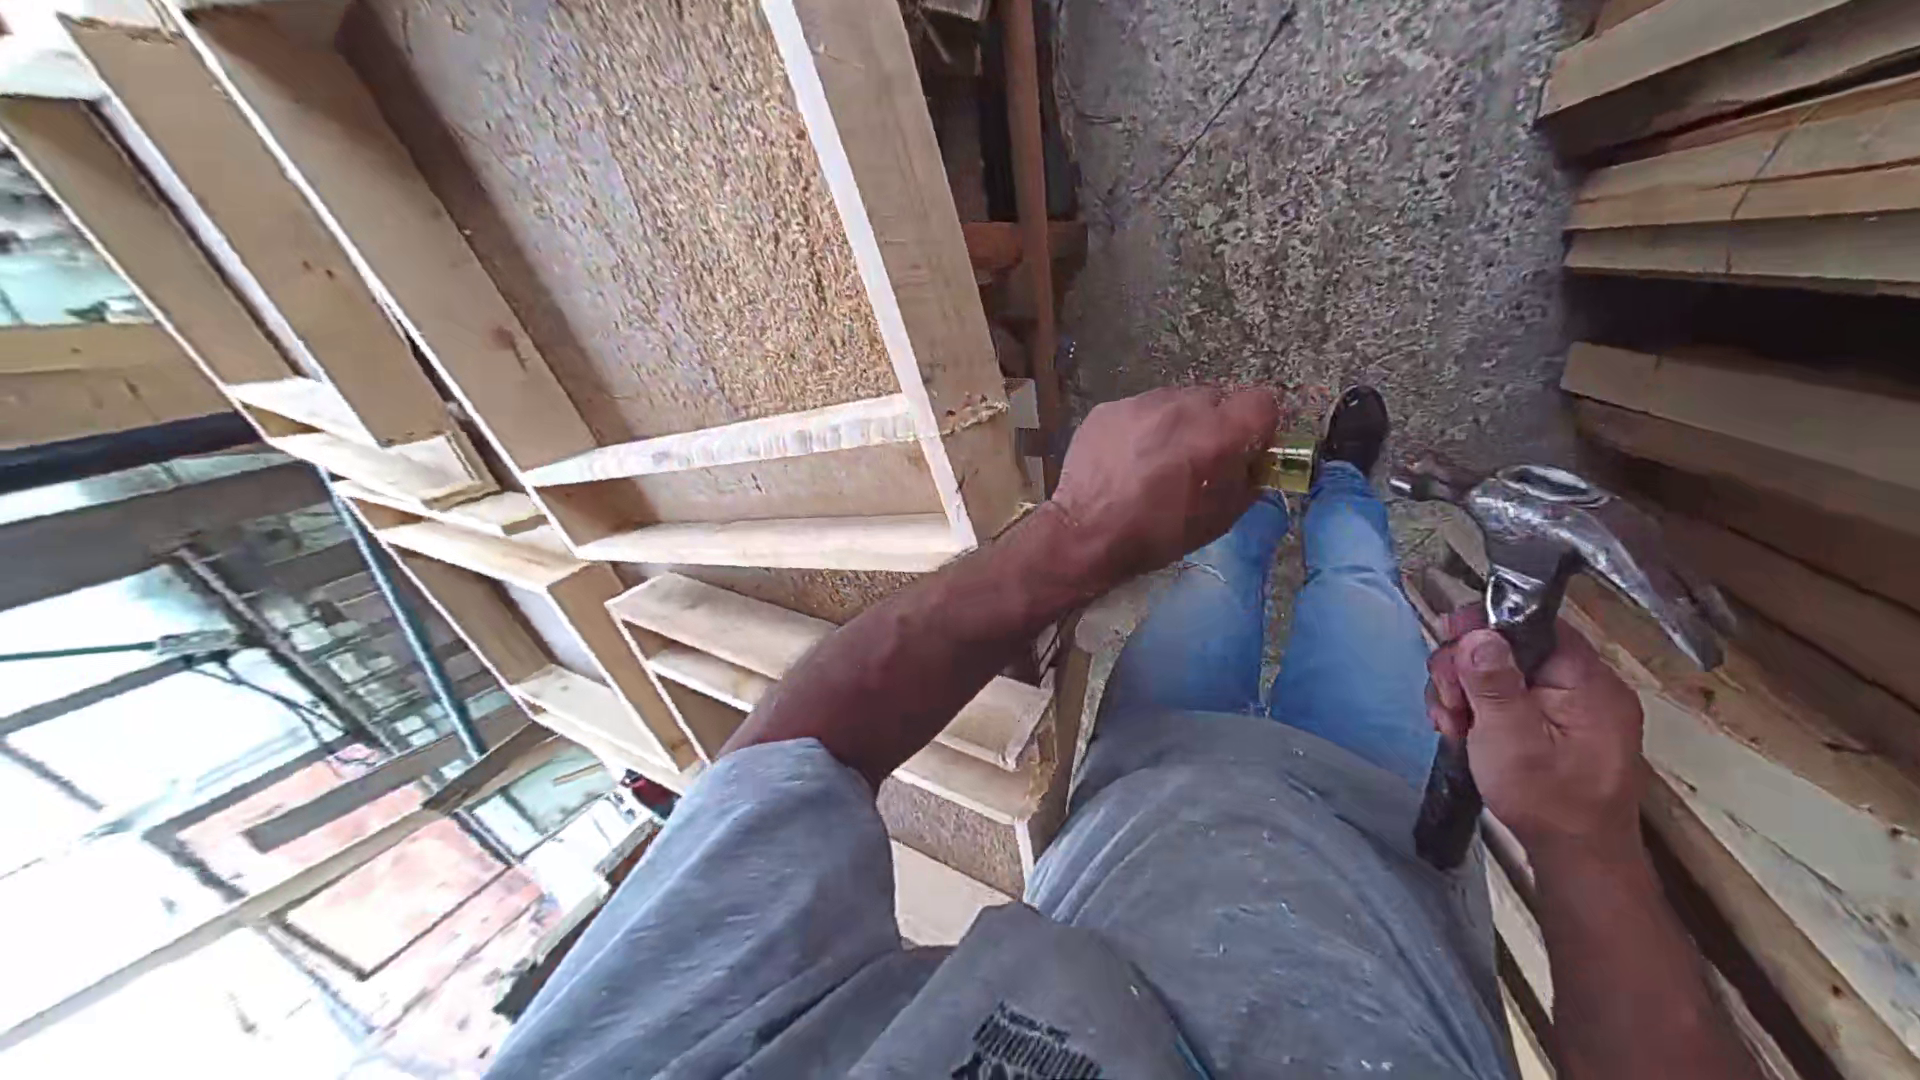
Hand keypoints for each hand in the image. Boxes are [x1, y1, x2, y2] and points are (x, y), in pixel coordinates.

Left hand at [1046, 386, 1278, 586]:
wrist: (1086, 534)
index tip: (1244, 447)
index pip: (1262, 403)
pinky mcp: (1108, 409)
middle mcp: (1182, 406)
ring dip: (1175, 423)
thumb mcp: (1220, 517)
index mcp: (1219, 433)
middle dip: (1213, 424)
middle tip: (1195, 457)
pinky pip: (1137, 411)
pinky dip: (1139, 429)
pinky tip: (1125, 458)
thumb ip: (1246, 478)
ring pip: (1174, 401)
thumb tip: (1251, 460)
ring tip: (1155, 458)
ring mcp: (1141, 403)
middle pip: (1216, 399)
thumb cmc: (1157, 534)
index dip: (1257, 426)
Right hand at [1426, 607, 1646, 860]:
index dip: (1486, 624)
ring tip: (1452, 724)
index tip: (1448, 640)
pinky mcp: (1544, 721)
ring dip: (1459, 691)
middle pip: (1504, 645)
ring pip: (1492, 669)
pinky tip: (1460, 730)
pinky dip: (1471, 708)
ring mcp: (1561, 704)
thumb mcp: (1511, 738)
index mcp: (1586, 683)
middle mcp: (1579, 686)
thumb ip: (1494, 683)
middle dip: (1462, 667)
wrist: (1573, 856)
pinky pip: (1497, 694)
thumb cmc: (1546, 798)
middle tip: (1449, 701)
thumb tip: (1479, 632)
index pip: (1534, 624)